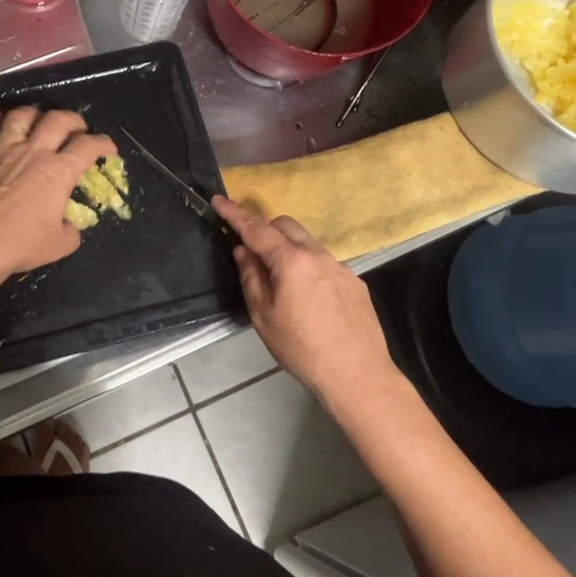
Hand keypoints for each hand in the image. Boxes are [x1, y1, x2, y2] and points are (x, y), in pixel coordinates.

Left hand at [0, 107, 114, 290]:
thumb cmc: (19, 245)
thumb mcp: (58, 246)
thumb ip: (70, 232)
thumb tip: (70, 227)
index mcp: (59, 172)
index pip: (88, 147)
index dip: (103, 144)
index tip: (108, 148)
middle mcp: (33, 153)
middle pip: (58, 120)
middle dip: (73, 119)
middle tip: (77, 128)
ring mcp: (2, 150)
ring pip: (21, 116)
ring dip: (34, 113)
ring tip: (38, 119)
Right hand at [212, 195, 398, 401]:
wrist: (357, 375)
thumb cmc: (302, 349)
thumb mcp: (264, 316)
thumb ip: (251, 278)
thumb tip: (244, 252)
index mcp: (291, 261)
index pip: (256, 229)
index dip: (234, 214)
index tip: (218, 201)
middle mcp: (318, 255)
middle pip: (286, 225)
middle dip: (264, 228)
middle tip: (251, 251)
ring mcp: (340, 267)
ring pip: (307, 243)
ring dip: (288, 249)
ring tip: (281, 282)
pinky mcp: (355, 282)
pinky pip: (325, 263)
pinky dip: (309, 268)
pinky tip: (310, 300)